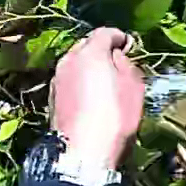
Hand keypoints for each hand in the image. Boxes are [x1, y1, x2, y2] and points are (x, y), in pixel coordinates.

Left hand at [51, 28, 145, 172]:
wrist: (82, 152)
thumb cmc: (114, 117)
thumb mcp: (133, 86)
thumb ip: (126, 63)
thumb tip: (117, 55)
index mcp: (90, 52)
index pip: (105, 32)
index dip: (120, 37)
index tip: (129, 45)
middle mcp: (68, 59)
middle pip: (86, 46)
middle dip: (101, 50)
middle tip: (117, 63)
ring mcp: (57, 78)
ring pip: (75, 63)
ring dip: (88, 67)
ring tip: (104, 82)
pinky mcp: (52, 97)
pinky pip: (69, 80)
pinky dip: (79, 82)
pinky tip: (90, 97)